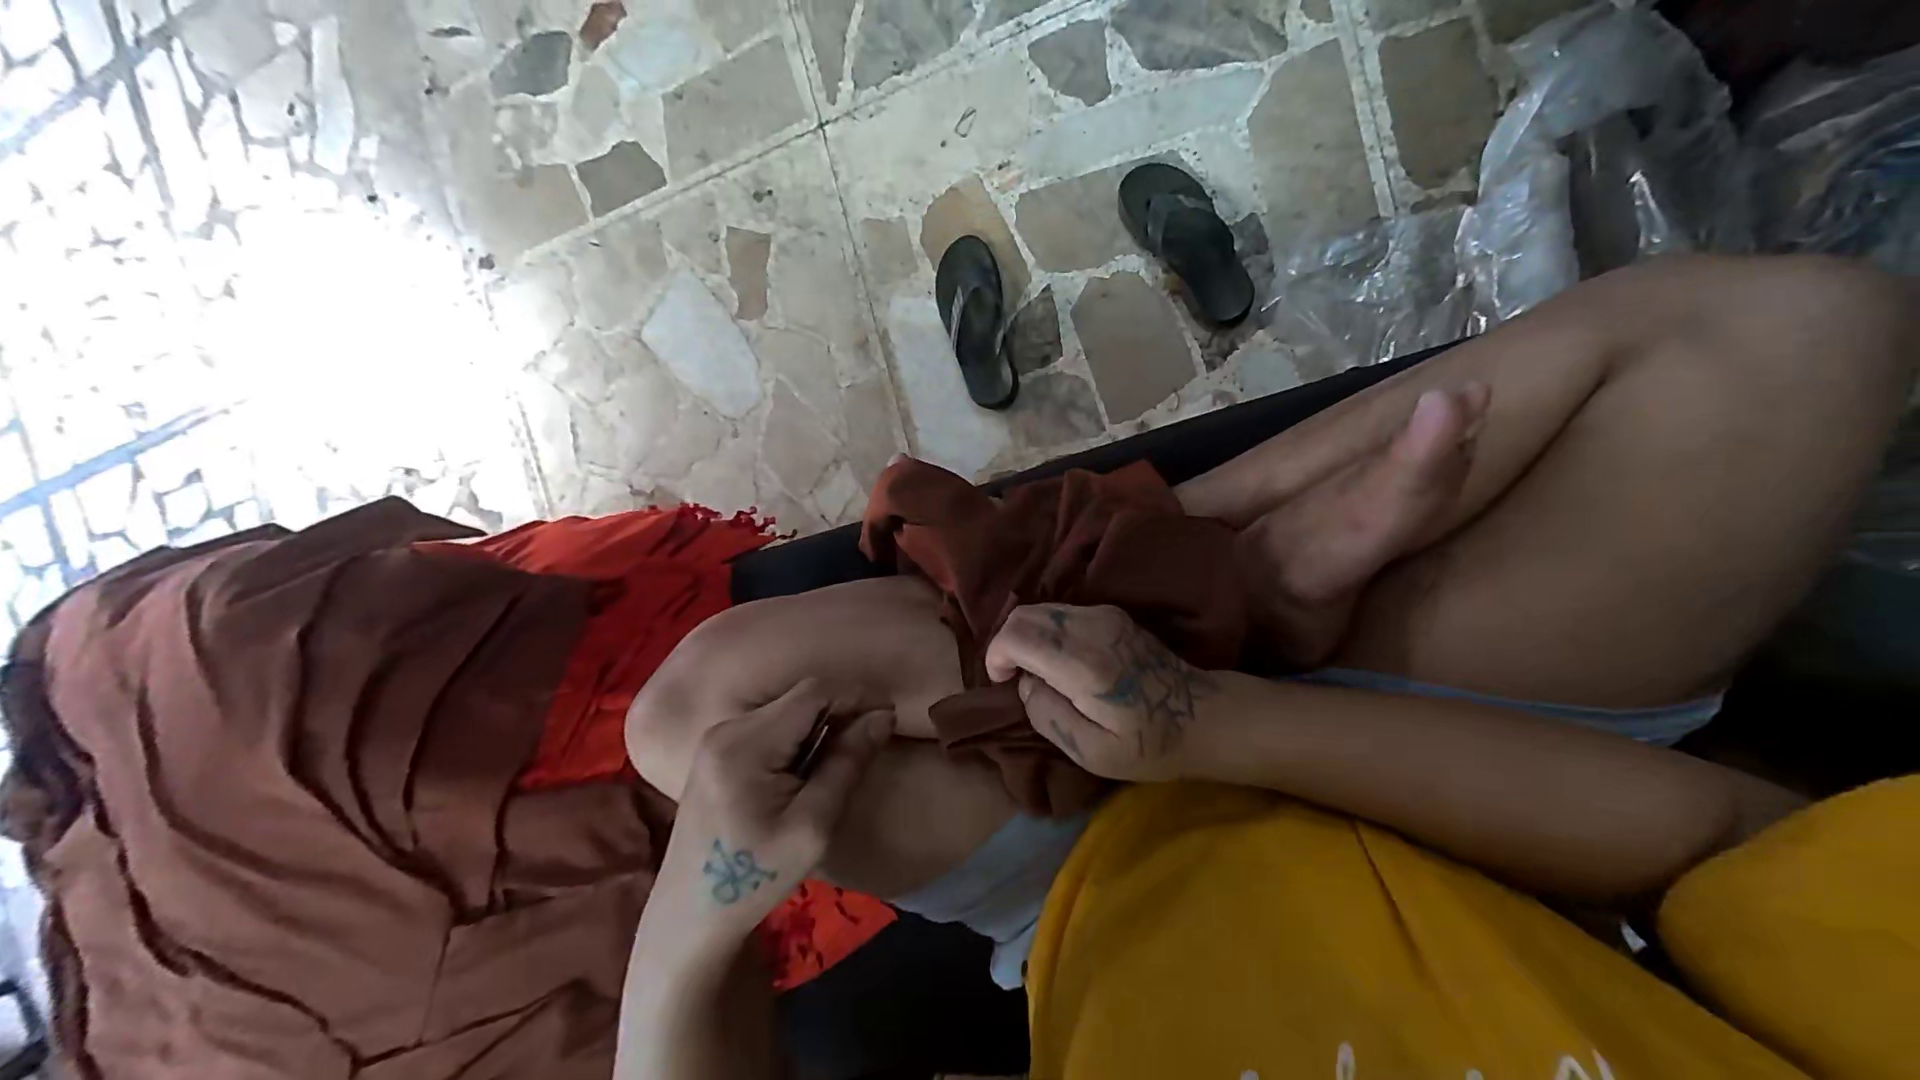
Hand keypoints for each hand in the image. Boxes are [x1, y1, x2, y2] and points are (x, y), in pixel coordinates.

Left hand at [648, 682, 893, 942]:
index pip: (812, 692)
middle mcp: (727, 728)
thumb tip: (883, 716)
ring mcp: (717, 737)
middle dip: (840, 711)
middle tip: (872, 740)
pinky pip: (770, 725)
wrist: (692, 915)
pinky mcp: (717, 750)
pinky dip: (799, 736)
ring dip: (821, 724)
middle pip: (798, 698)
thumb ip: (847, 763)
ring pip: (786, 709)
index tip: (889, 715)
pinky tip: (810, 768)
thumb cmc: (757, 878)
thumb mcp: (813, 826)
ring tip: (844, 758)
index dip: (856, 695)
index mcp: (746, 744)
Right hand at [984, 604, 1219, 781]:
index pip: (1018, 635)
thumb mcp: (1092, 753)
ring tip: (1032, 671)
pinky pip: (1059, 612)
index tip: (1002, 683)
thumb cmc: (1150, 744)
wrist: (1204, 716)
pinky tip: (1054, 660)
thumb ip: (1048, 716)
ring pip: (1039, 609)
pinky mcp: (1110, 613)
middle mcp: (1093, 628)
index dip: (996, 656)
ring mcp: (1104, 615)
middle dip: (1005, 644)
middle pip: (1024, 615)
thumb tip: (1025, 683)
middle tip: (1013, 678)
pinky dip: (1043, 631)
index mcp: (1086, 665)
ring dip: (1024, 636)